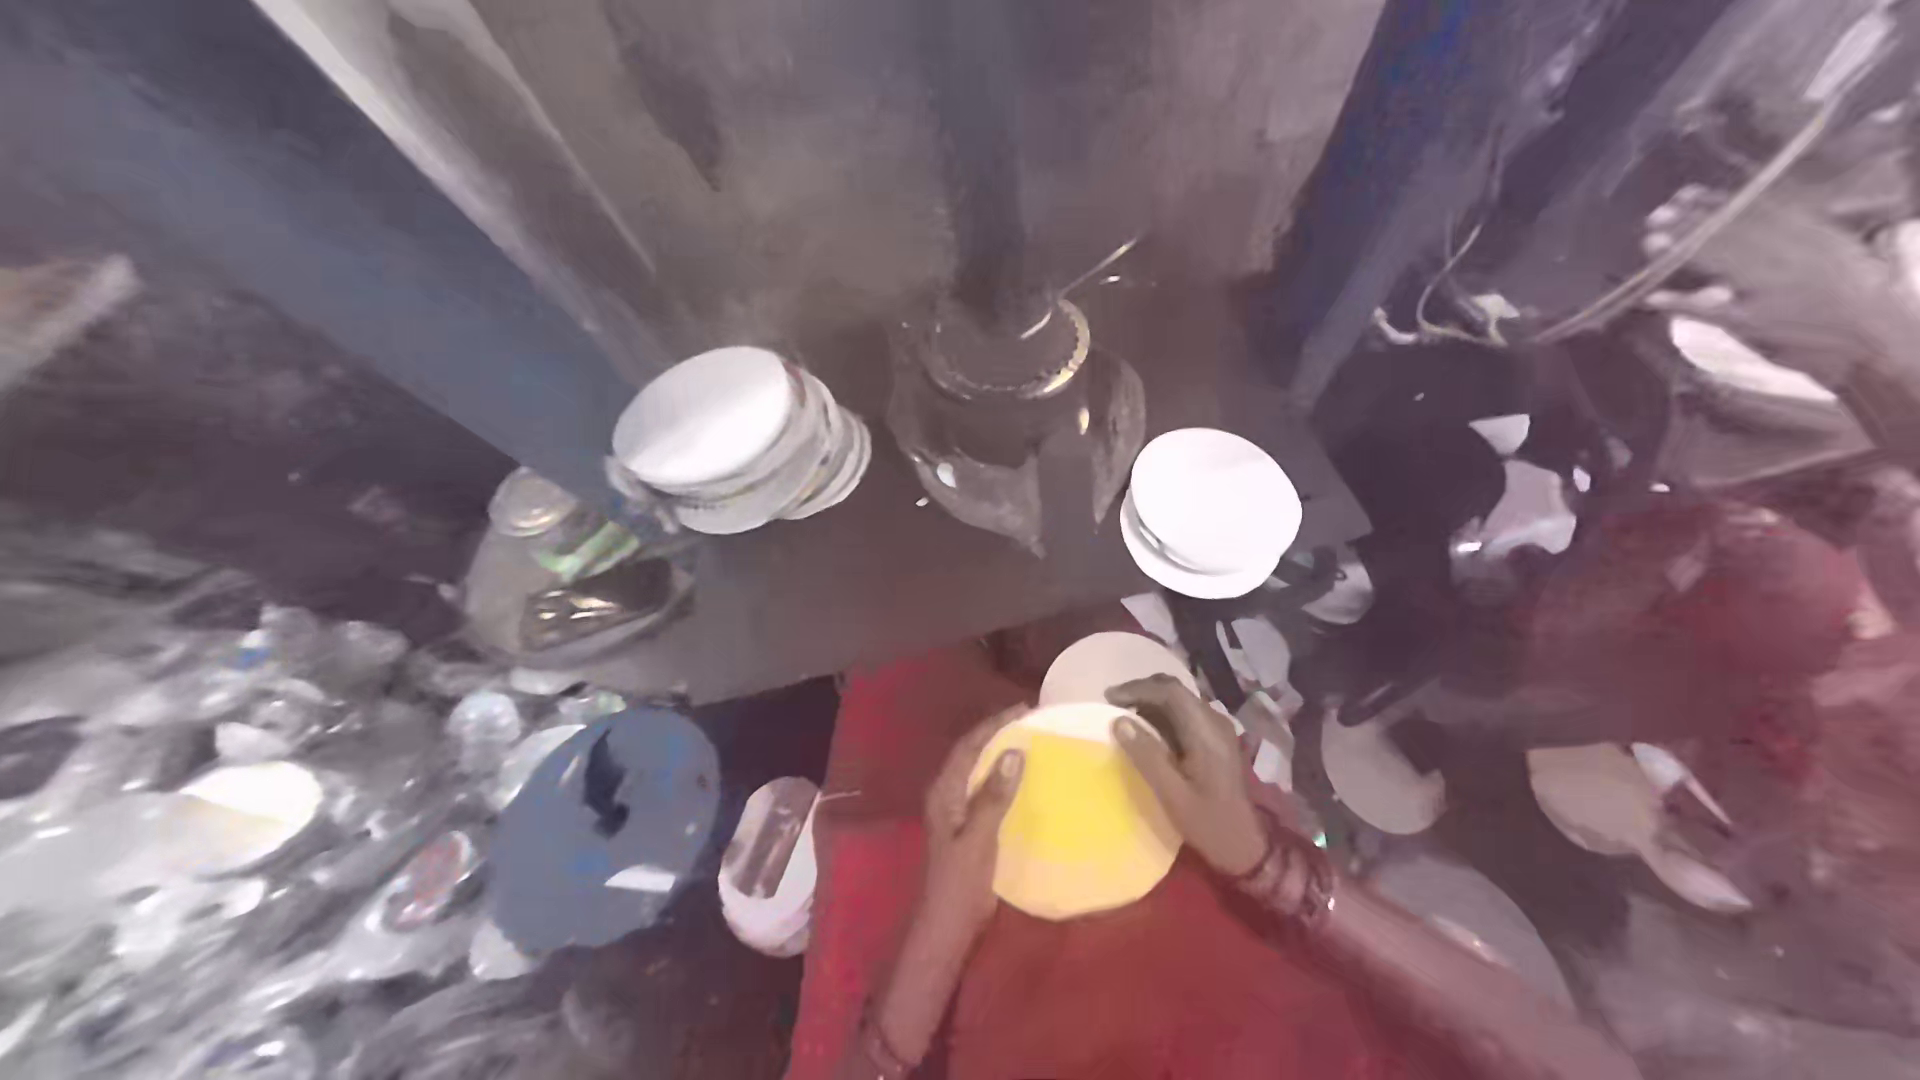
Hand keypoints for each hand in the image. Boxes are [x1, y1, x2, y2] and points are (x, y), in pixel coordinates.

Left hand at [917, 706, 1026, 944]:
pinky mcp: (967, 824)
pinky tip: (1022, 777)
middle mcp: (947, 793)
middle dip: (997, 732)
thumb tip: (1014, 752)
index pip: (969, 746)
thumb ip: (994, 795)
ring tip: (1029, 739)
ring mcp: (956, 809)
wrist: (948, 926)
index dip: (993, 725)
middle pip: (971, 752)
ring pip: (978, 768)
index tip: (1022, 709)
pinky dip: (1002, 775)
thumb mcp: (979, 838)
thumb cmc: (960, 883)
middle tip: (1029, 719)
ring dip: (999, 752)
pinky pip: (985, 787)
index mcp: (944, 791)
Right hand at [1108, 675, 1266, 875]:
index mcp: (1206, 732)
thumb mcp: (1172, 794)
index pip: (1170, 691)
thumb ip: (1146, 755)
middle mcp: (1215, 722)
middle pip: (1175, 690)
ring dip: (1150, 702)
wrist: (1247, 848)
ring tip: (1123, 716)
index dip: (1137, 688)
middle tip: (1112, 704)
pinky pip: (1184, 714)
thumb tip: (1119, 721)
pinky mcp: (1215, 739)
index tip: (1109, 698)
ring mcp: (1218, 729)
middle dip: (1141, 691)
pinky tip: (1145, 731)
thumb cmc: (1209, 824)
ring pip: (1179, 700)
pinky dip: (1161, 714)